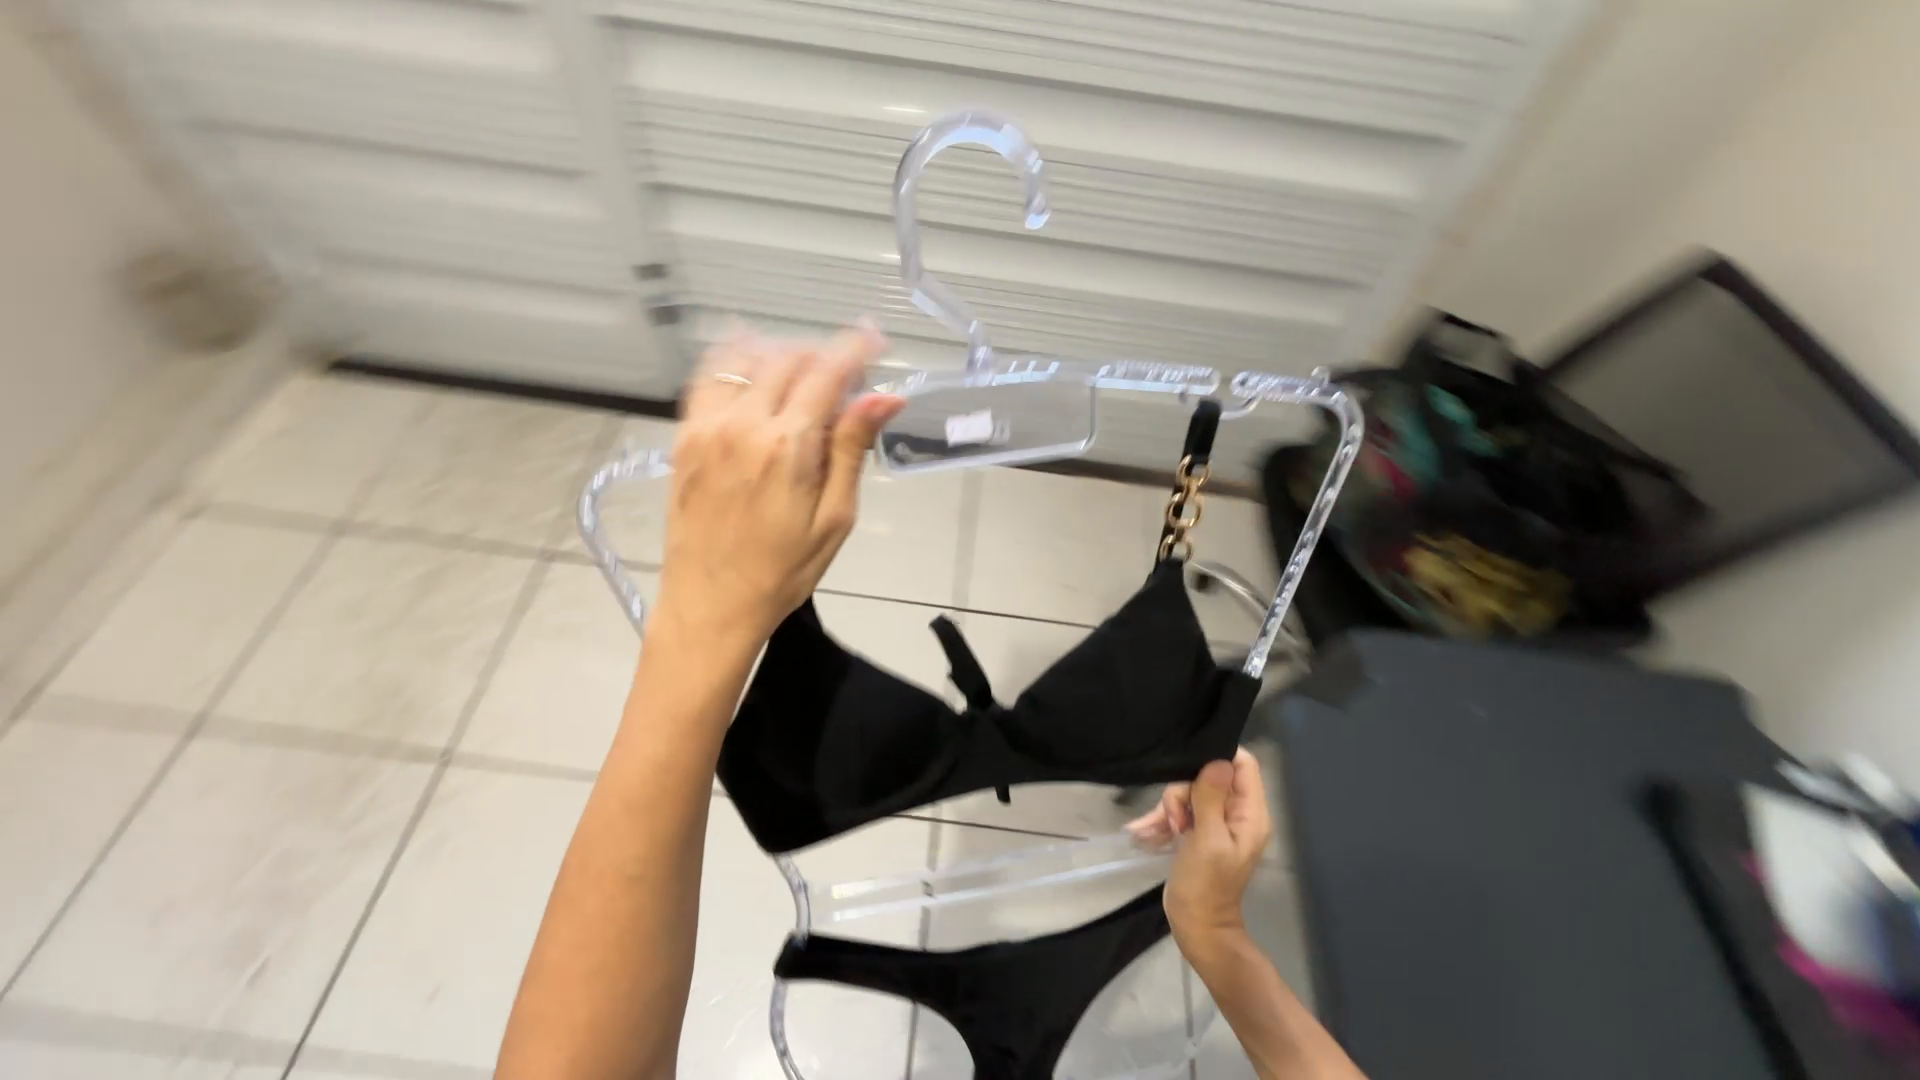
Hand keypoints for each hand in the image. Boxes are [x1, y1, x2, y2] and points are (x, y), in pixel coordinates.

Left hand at [653, 322, 904, 644]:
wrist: (711, 603)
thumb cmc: (783, 571)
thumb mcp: (834, 518)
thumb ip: (853, 449)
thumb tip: (883, 398)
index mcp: (787, 446)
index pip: (826, 372)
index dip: (855, 348)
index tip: (876, 337)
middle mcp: (743, 423)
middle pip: (788, 358)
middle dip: (823, 354)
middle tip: (846, 374)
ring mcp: (707, 426)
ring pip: (747, 359)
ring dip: (782, 352)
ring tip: (805, 370)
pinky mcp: (684, 436)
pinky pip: (708, 376)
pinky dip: (733, 358)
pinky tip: (751, 359)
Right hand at [1130, 749, 1271, 942]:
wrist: (1196, 926)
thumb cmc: (1206, 885)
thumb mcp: (1208, 839)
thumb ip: (1211, 798)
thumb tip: (1218, 760)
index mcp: (1250, 813)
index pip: (1243, 764)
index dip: (1216, 757)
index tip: (1189, 768)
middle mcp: (1237, 813)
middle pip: (1209, 776)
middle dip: (1184, 791)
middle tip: (1175, 817)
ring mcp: (1216, 823)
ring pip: (1190, 792)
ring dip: (1170, 807)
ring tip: (1159, 830)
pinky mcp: (1198, 831)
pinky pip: (1180, 811)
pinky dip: (1162, 820)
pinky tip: (1142, 832)